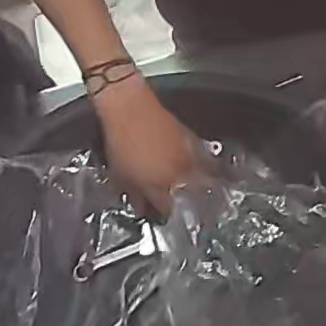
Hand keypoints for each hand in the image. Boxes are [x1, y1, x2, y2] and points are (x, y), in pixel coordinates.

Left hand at [90, 72, 199, 214]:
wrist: (130, 109)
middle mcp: (178, 174)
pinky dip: (204, 165)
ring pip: (204, 178)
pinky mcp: (192, 140)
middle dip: (194, 204)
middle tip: (192, 207)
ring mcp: (188, 157)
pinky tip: (203, 167)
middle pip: (194, 196)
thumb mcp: (120, 175)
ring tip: (205, 190)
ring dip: (204, 185)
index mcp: (158, 186)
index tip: (167, 216)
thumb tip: (142, 207)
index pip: (168, 209)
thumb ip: (135, 195)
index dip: (167, 215)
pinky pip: (203, 159)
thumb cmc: (120, 142)